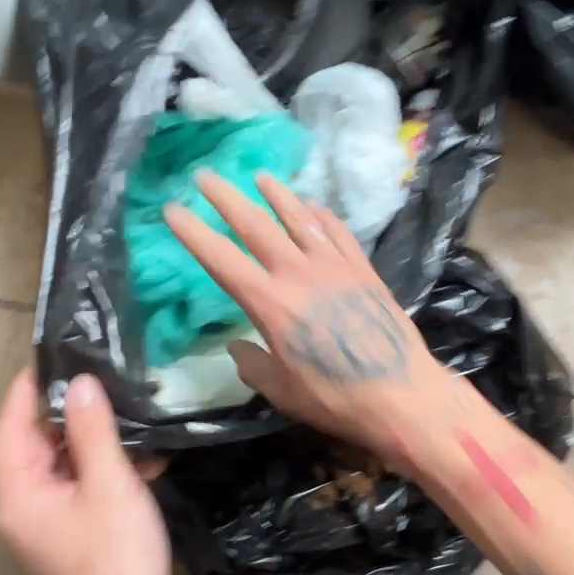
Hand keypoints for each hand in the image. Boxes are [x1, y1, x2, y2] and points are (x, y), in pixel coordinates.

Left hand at [0, 369, 178, 574]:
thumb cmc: (118, 554)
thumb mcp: (110, 484)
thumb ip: (93, 431)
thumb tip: (80, 385)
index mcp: (19, 494)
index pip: (11, 428)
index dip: (27, 391)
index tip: (50, 357)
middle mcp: (22, 508)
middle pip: (35, 446)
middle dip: (69, 414)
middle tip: (101, 380)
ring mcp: (47, 524)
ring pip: (62, 466)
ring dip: (94, 443)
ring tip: (130, 416)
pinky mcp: (73, 535)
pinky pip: (80, 489)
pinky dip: (105, 470)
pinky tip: (144, 459)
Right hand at [165, 171, 457, 455]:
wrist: (400, 393)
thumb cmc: (335, 398)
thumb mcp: (281, 391)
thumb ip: (253, 365)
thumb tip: (237, 346)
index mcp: (270, 304)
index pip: (221, 259)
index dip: (193, 233)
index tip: (172, 210)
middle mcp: (299, 274)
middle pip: (256, 225)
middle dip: (227, 198)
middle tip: (207, 176)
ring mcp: (335, 267)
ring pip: (299, 219)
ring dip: (277, 195)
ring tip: (261, 177)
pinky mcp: (364, 270)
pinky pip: (338, 232)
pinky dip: (321, 215)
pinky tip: (313, 206)